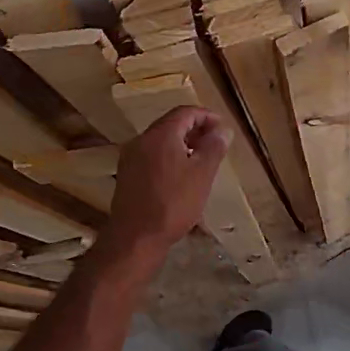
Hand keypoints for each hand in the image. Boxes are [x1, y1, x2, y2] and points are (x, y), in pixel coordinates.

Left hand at [99, 106, 231, 262]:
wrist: (136, 237)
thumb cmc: (173, 203)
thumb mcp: (202, 174)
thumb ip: (214, 147)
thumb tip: (222, 130)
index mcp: (160, 135)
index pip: (185, 112)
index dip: (206, 116)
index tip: (222, 128)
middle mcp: (141, 140)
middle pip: (170, 124)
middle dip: (194, 129)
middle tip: (214, 142)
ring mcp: (130, 158)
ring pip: (160, 141)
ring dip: (182, 143)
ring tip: (201, 158)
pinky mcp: (127, 175)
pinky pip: (152, 155)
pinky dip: (169, 156)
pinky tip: (181, 174)